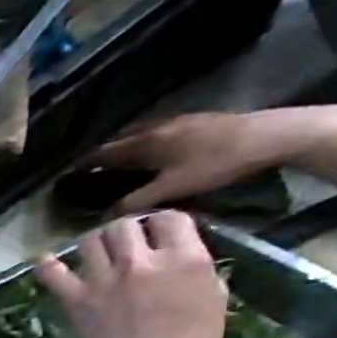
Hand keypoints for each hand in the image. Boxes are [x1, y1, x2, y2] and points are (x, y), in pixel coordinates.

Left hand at [33, 212, 223, 337]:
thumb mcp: (214, 298)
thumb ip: (195, 268)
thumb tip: (179, 255)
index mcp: (184, 259)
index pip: (169, 218)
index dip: (162, 223)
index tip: (157, 233)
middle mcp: (140, 263)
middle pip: (124, 225)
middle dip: (126, 231)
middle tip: (126, 245)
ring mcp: (104, 280)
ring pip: (90, 240)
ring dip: (95, 243)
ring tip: (98, 253)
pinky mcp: (78, 300)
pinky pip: (53, 275)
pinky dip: (47, 266)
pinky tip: (44, 260)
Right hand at [85, 108, 336, 213]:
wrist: (268, 135)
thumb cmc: (217, 163)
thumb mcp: (174, 187)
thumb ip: (139, 200)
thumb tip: (108, 215)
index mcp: (147, 142)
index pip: (105, 152)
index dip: (86, 162)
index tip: (68, 173)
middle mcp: (157, 128)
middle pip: (120, 139)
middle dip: (101, 153)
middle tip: (86, 168)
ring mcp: (177, 122)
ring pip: (138, 134)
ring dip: (122, 146)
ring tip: (111, 162)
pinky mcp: (194, 123)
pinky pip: (154, 133)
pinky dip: (141, 144)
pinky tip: (147, 154)